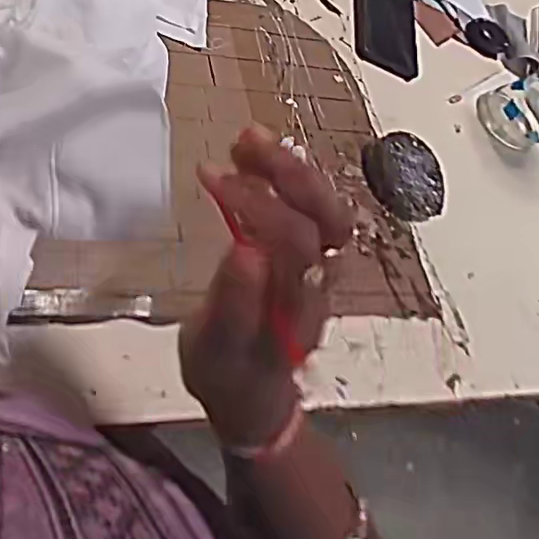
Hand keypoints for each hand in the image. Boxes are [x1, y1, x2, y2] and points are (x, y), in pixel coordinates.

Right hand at [180, 125, 352, 447]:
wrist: (254, 399)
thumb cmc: (229, 374)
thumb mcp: (217, 350)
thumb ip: (232, 306)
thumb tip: (244, 249)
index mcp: (297, 303)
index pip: (295, 238)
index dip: (257, 201)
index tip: (212, 178)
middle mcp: (320, 281)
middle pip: (327, 215)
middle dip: (289, 171)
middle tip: (245, 139)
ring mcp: (319, 269)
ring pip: (327, 209)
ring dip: (292, 169)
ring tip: (249, 138)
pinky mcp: (309, 259)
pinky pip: (313, 210)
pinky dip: (288, 178)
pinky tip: (256, 160)